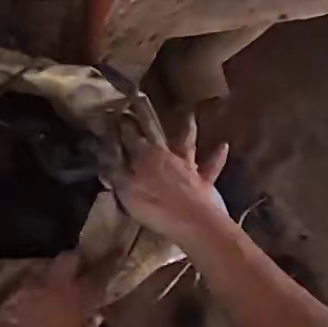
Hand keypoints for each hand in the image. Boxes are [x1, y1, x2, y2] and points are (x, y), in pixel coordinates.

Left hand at [0, 253, 99, 326]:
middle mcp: (51, 286)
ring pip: (45, 267)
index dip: (107, 263)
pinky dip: (39, 283)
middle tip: (85, 264)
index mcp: (74, 299)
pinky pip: (30, 281)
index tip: (115, 255)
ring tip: (63, 280)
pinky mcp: (11, 295)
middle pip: (67, 259)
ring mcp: (29, 288)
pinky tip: (41, 294)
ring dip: (55, 270)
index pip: (96, 275)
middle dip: (77, 258)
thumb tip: (95, 315)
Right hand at [108, 113, 231, 248]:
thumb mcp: (125, 191)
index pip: (129, 137)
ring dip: (187, 128)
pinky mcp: (204, 180)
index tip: (114, 113)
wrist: (195, 224)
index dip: (120, 126)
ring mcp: (188, 166)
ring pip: (187, 142)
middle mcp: (166, 155)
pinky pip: (211, 165)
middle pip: (154, 133)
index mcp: (144, 156)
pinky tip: (223, 145)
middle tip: (140, 102)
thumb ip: (115, 172)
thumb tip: (104, 155)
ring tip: (188, 114)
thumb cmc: (155, 207)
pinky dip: (216, 155)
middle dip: (145, 118)